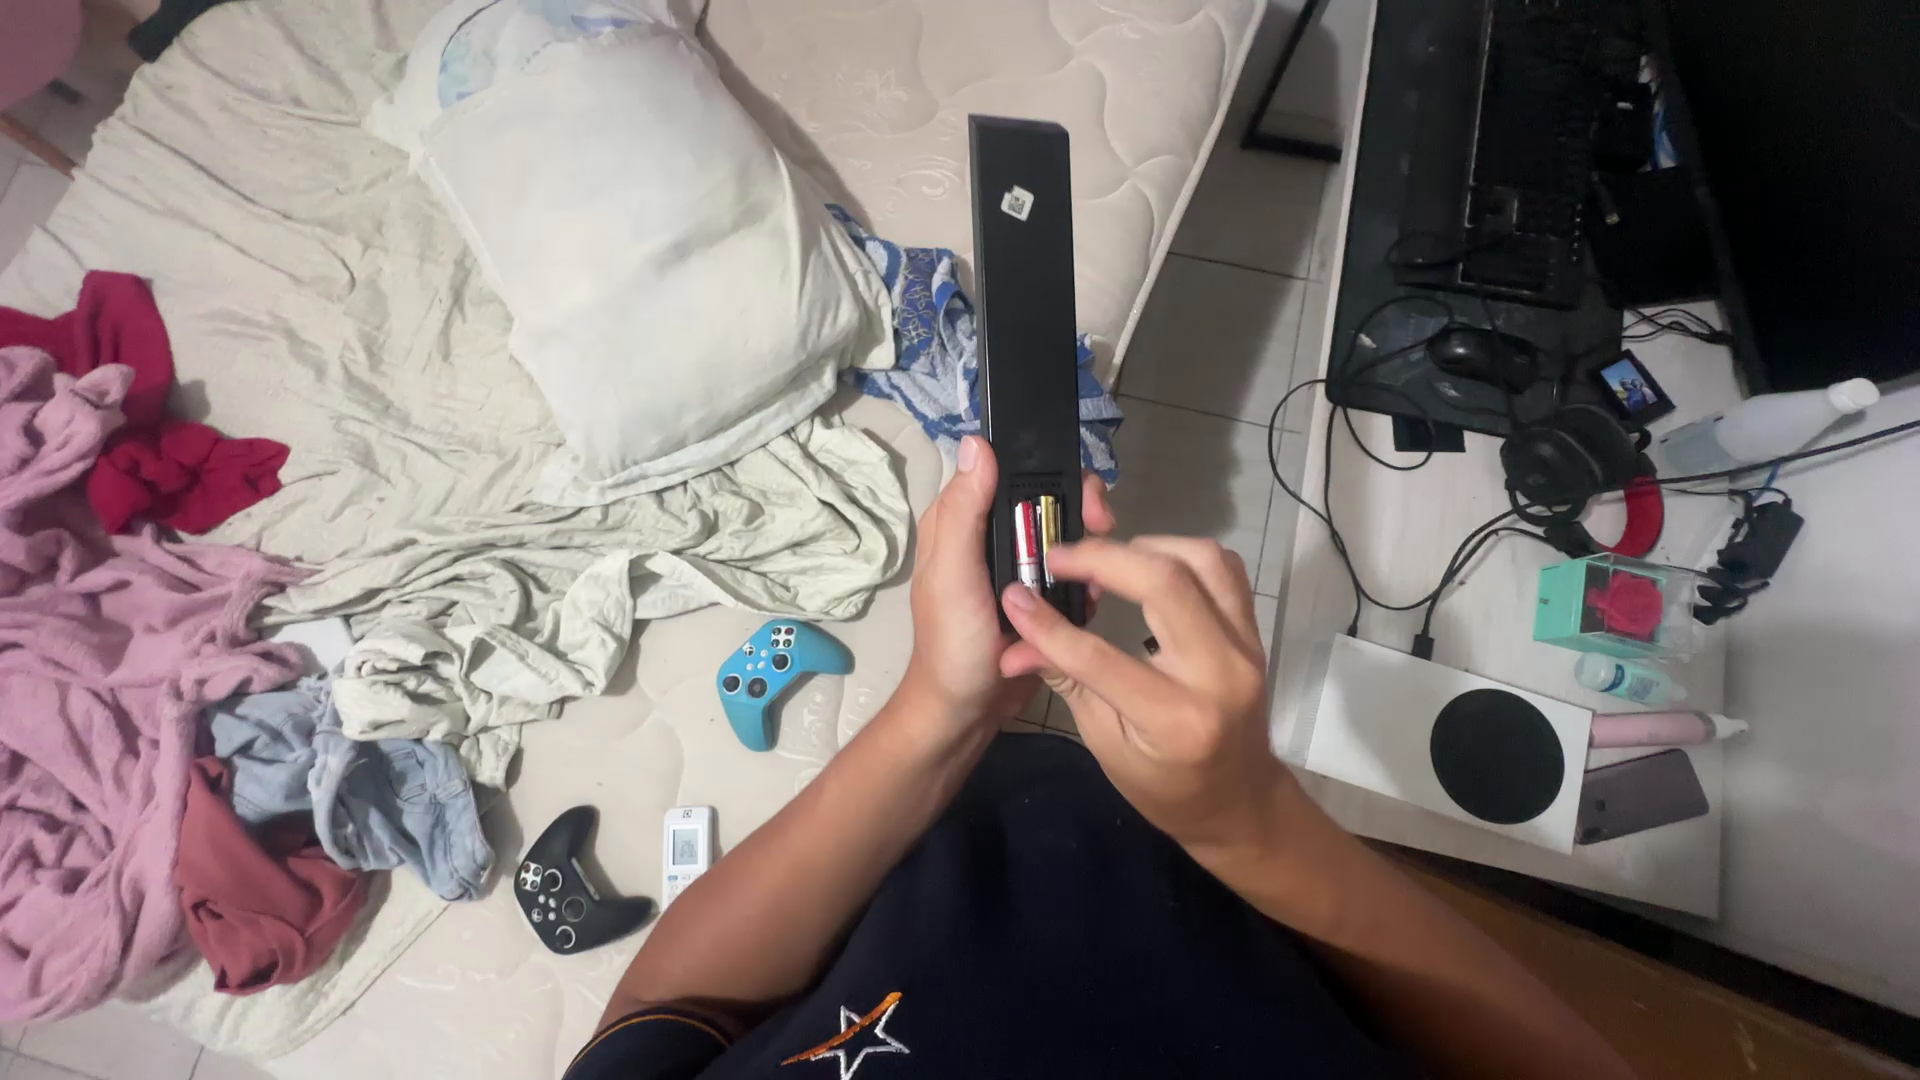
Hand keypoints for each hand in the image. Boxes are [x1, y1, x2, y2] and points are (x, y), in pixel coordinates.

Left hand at [892, 436, 1113, 742]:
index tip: (1081, 492)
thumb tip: (977, 443)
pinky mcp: (1039, 595)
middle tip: (1106, 528)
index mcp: (961, 522)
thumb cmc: (953, 642)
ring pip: (1064, 534)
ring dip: (1088, 549)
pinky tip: (1092, 599)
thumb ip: (963, 511)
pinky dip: (1086, 580)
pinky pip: (1071, 572)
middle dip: (1080, 509)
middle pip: (1045, 498)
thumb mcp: (952, 573)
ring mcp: (1017, 566)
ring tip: (1098, 576)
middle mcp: (989, 536)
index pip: (1006, 470)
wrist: (968, 709)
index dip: (1046, 469)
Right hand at [998, 537, 1291, 854]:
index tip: (1015, 596)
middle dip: (1102, 559)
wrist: (1238, 800)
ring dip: (1146, 546)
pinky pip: (1224, 569)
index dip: (1049, 626)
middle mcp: (1219, 675)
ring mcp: (1245, 648)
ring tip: (1105, 558)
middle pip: (1166, 583)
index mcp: (1175, 720)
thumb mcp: (1104, 742)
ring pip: (1202, 562)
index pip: (1100, 658)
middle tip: (1059, 558)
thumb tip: (1011, 646)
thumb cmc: (1164, 785)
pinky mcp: (1253, 632)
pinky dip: (1183, 553)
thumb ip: (1064, 681)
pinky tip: (1148, 563)